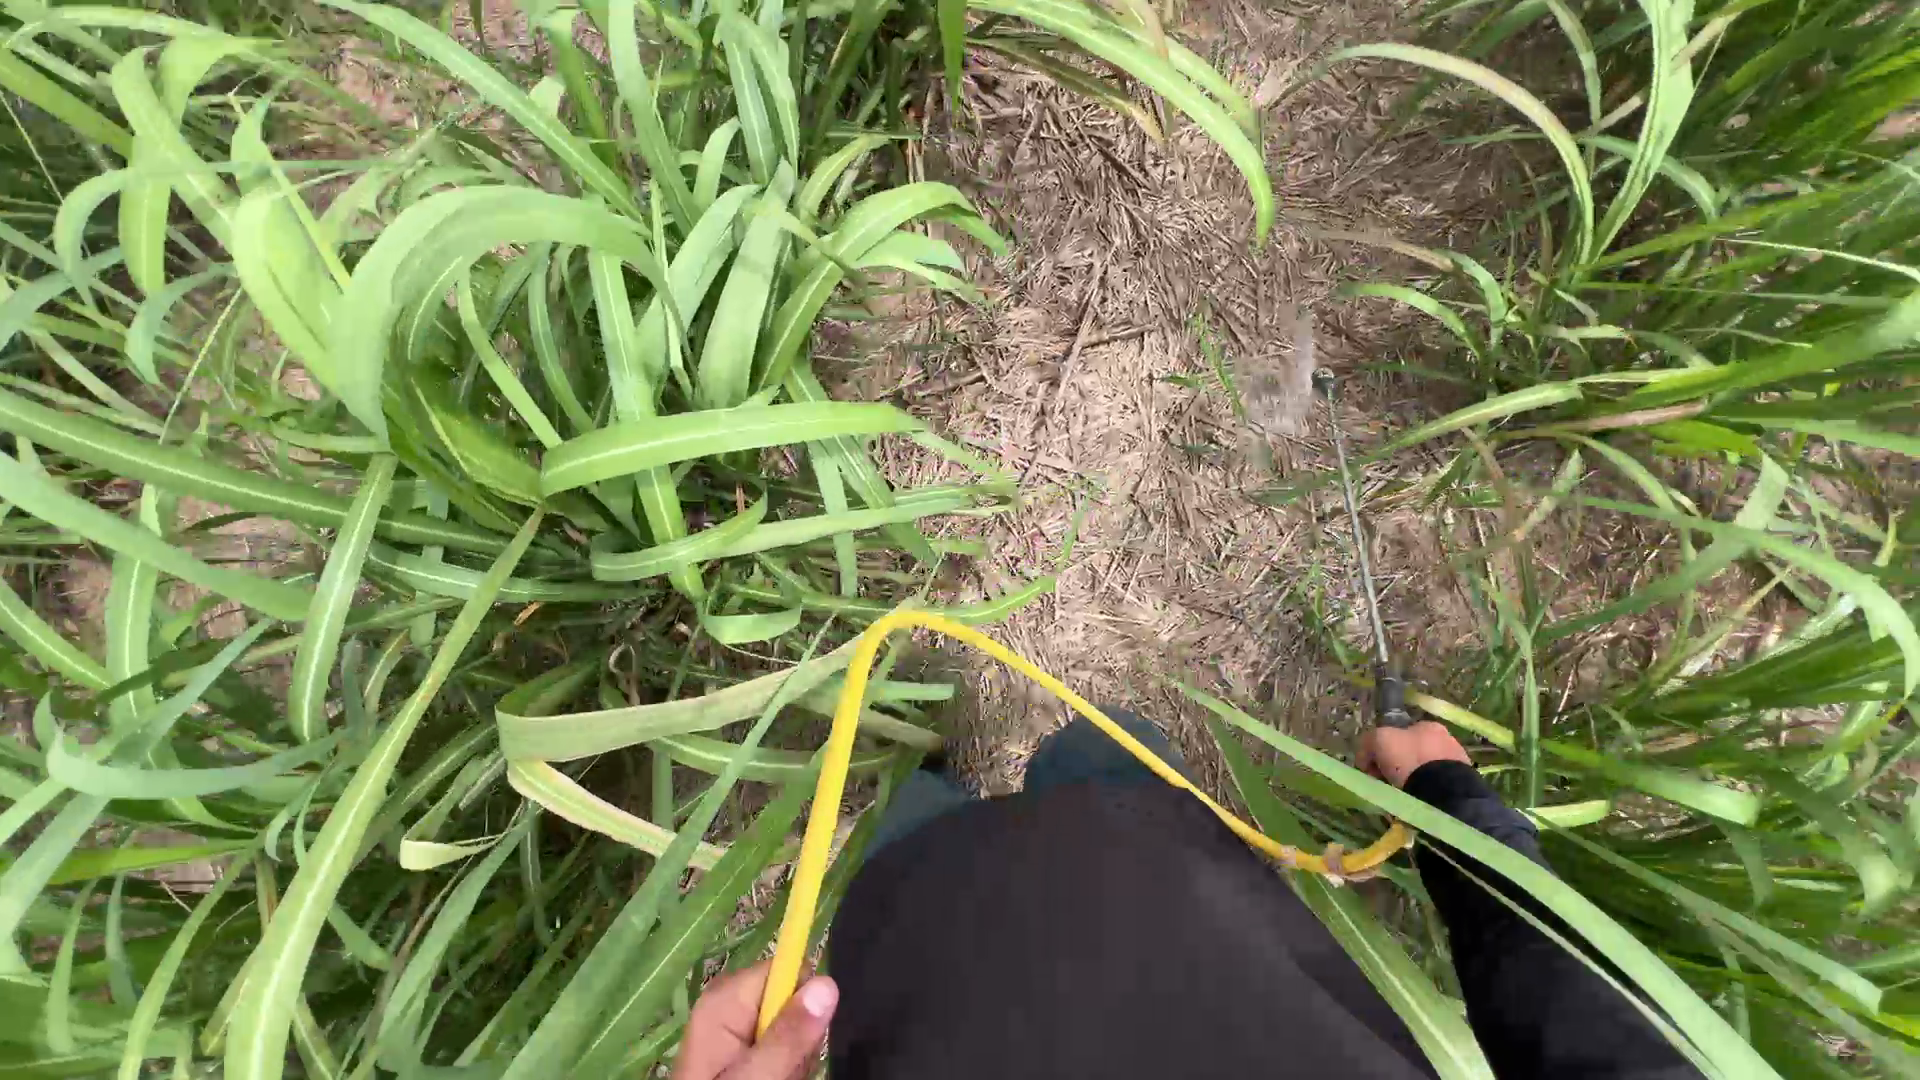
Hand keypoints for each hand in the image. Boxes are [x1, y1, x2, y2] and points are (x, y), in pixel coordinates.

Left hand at [670, 961, 837, 1079]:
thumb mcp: (753, 1078)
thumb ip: (788, 1036)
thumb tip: (828, 984)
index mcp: (726, 998)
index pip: (787, 970)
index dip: (803, 1003)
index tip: (801, 1042)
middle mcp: (730, 1003)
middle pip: (792, 999)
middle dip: (799, 1038)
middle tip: (783, 1073)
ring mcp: (734, 1026)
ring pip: (791, 1026)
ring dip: (794, 1058)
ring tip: (777, 1079)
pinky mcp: (740, 1048)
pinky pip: (779, 1044)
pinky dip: (784, 1067)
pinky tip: (774, 1079)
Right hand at [1358, 721, 1470, 788]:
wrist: (1444, 791)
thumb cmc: (1409, 758)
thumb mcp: (1378, 740)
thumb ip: (1368, 742)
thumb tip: (1366, 757)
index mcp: (1429, 725)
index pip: (1400, 733)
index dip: (1383, 748)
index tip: (1374, 764)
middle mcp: (1447, 740)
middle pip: (1412, 751)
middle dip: (1397, 764)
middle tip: (1385, 778)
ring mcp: (1458, 763)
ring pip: (1424, 769)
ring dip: (1411, 777)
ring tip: (1401, 791)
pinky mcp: (1464, 785)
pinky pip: (1436, 785)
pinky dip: (1425, 789)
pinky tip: (1417, 797)